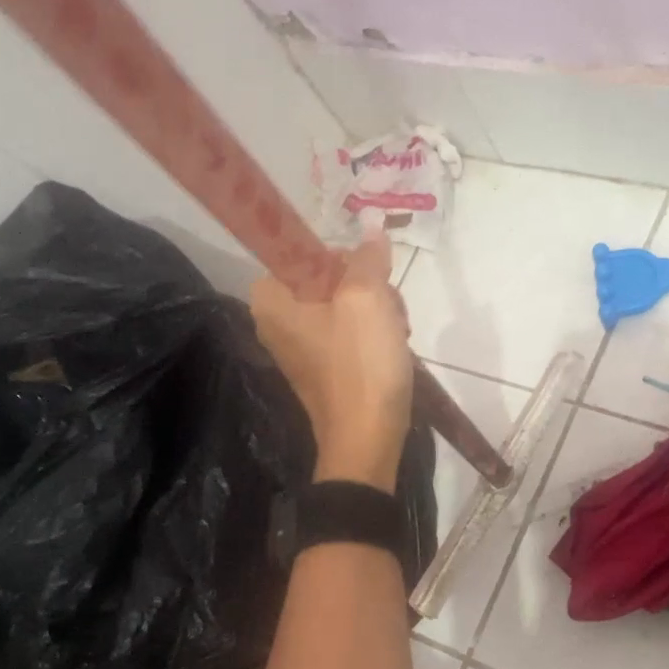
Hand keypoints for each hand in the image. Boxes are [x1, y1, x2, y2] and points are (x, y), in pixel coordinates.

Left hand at [250, 235, 412, 490]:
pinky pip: (350, 333)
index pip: (307, 250)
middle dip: (369, 290)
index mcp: (271, 296)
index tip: (372, 283)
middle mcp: (276, 318)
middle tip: (390, 312)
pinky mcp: (324, 367)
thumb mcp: (368, 299)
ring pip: (346, 305)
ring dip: (379, 313)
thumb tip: (371, 228)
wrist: (367, 440)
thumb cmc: (361, 366)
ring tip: (396, 335)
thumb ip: (367, 258)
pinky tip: (392, 350)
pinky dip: (374, 336)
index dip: (347, 260)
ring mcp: (300, 345)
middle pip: (330, 277)